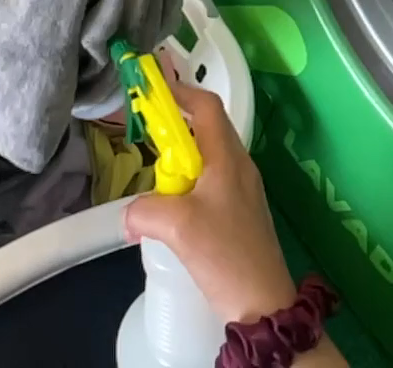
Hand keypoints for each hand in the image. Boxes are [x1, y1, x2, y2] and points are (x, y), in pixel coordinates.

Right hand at [124, 82, 297, 323]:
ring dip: (182, 155)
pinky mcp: (241, 212)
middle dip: (176, 123)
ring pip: (208, 156)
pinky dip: (189, 180)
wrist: (264, 304)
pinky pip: (212, 180)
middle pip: (207, 127)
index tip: (153, 89)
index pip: (207, 106)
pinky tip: (173, 203)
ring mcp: (243, 189)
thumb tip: (128, 215)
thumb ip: (145, 210)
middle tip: (146, 129)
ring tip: (155, 169)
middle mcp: (239, 165)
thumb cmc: (225, 254)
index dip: (181, 91)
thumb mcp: (177, 227)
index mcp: (228, 157)